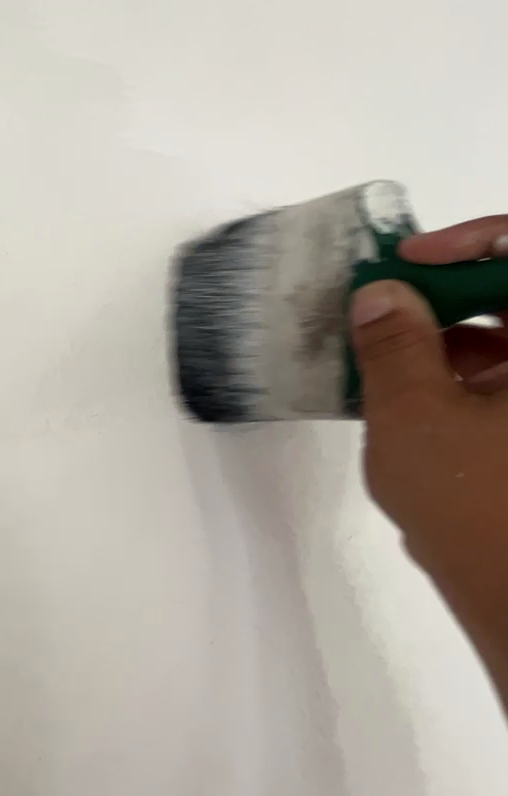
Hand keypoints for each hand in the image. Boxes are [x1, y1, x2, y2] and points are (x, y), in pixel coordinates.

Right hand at [351, 217, 507, 689]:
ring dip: (452, 328)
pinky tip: (407, 385)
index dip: (473, 241)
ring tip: (379, 352)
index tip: (400, 263)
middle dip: (453, 287)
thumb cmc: (475, 495)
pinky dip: (464, 365)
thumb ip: (395, 346)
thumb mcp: (414, 415)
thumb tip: (379, 294)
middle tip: (379, 305)